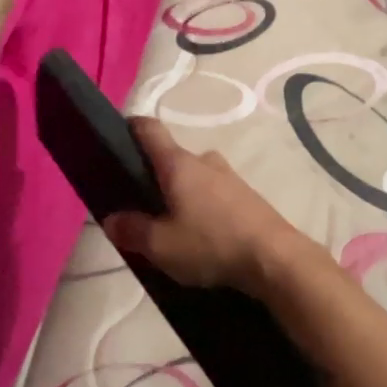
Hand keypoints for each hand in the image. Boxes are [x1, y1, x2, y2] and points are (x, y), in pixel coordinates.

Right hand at [103, 117, 308, 294]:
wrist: (274, 257)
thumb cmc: (211, 244)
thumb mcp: (161, 246)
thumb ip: (132, 230)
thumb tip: (112, 218)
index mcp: (178, 163)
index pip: (149, 129)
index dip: (130, 129)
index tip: (115, 141)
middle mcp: (204, 161)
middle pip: (171, 158)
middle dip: (154, 177)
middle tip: (138, 205)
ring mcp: (229, 177)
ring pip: (194, 177)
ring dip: (179, 194)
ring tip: (168, 226)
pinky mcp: (246, 196)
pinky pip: (213, 193)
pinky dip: (201, 207)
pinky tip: (198, 235)